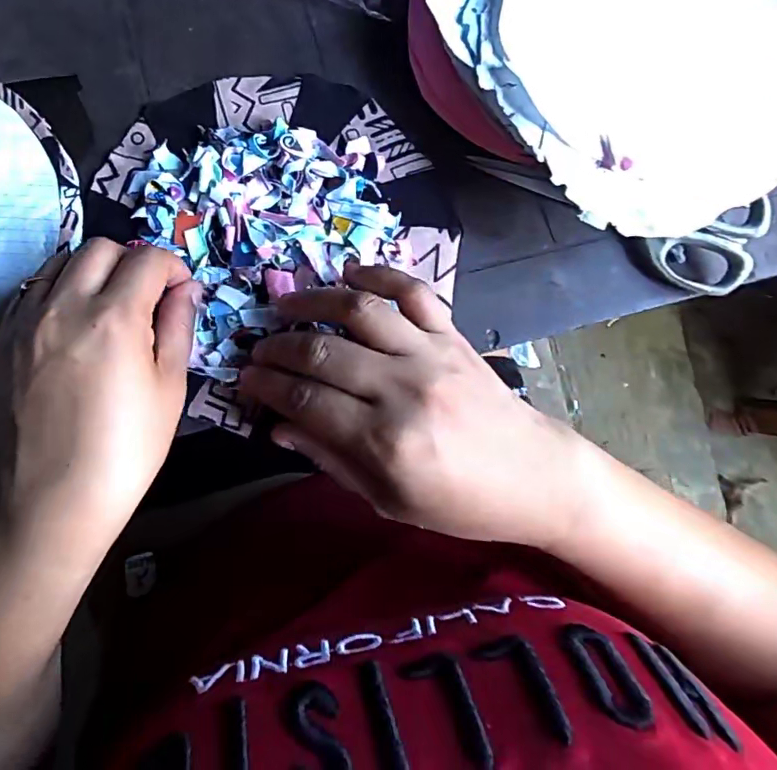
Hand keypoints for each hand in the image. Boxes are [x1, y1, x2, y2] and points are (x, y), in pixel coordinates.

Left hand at [0, 240, 199, 537]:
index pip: (149, 260)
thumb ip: (178, 325)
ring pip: (60, 262)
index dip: (174, 269)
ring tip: (106, 305)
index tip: (180, 292)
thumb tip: (184, 289)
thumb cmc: (126, 450)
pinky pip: (30, 292)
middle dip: (133, 261)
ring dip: (92, 270)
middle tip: (146, 296)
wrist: (52, 503)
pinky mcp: (0, 341)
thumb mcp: (170, 387)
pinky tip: (71, 327)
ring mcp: (24, 322)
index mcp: (114, 317)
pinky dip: (58, 292)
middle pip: (101, 248)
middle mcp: (64, 306)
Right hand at [237, 264, 587, 548]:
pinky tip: (350, 273)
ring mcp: (431, 355)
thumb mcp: (388, 499)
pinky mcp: (452, 335)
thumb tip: (277, 426)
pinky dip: (379, 275)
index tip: (244, 379)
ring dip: (315, 301)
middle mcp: (404, 390)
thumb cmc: (458, 502)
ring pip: (361, 312)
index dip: (266, 387)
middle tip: (257, 349)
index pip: (305, 401)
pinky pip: (413, 292)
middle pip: (323, 353)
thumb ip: (330, 460)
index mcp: (385, 443)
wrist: (533, 475)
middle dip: (278, 348)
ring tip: (287, 305)